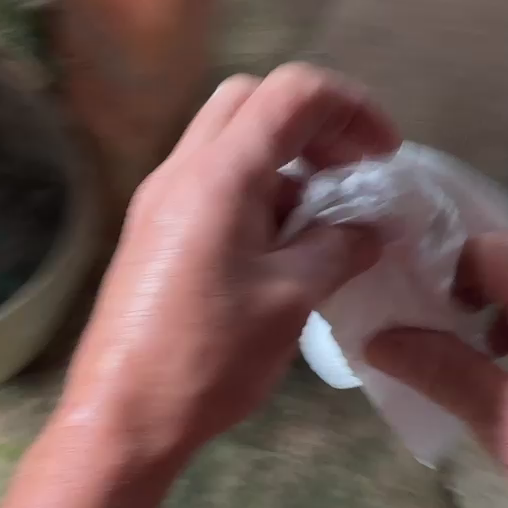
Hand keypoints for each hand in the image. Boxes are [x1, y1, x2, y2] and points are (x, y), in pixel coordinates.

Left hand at [61, 65, 395, 461]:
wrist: (122, 416)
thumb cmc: (208, 359)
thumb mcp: (290, 301)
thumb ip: (337, 248)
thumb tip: (367, 228)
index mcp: (217, 175)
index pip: (291, 92)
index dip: (351, 108)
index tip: (385, 156)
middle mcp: (178, 173)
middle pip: (250, 102)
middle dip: (311, 123)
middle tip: (351, 173)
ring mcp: (157, 202)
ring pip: (225, 142)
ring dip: (281, 160)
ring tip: (323, 218)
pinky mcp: (151, 234)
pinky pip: (207, 185)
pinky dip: (251, 191)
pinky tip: (279, 245)